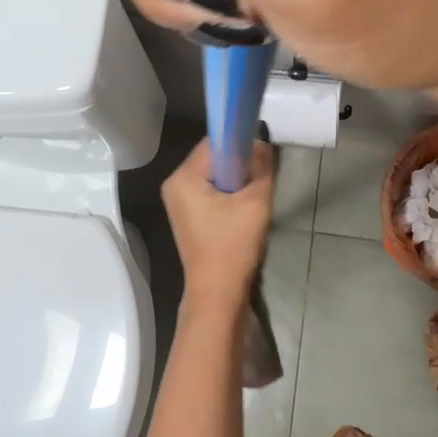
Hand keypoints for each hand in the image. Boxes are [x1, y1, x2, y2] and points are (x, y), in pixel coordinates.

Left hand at [160, 139, 274, 303]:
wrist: (217, 293)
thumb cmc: (233, 246)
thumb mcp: (255, 202)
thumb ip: (261, 167)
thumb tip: (262, 143)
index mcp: (183, 177)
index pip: (214, 143)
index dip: (240, 144)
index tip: (261, 155)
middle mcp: (175, 184)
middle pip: (213, 158)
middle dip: (239, 165)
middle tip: (260, 179)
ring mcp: (179, 201)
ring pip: (214, 176)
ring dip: (236, 181)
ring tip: (253, 197)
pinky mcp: (189, 215)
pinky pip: (211, 191)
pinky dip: (228, 195)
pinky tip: (243, 209)